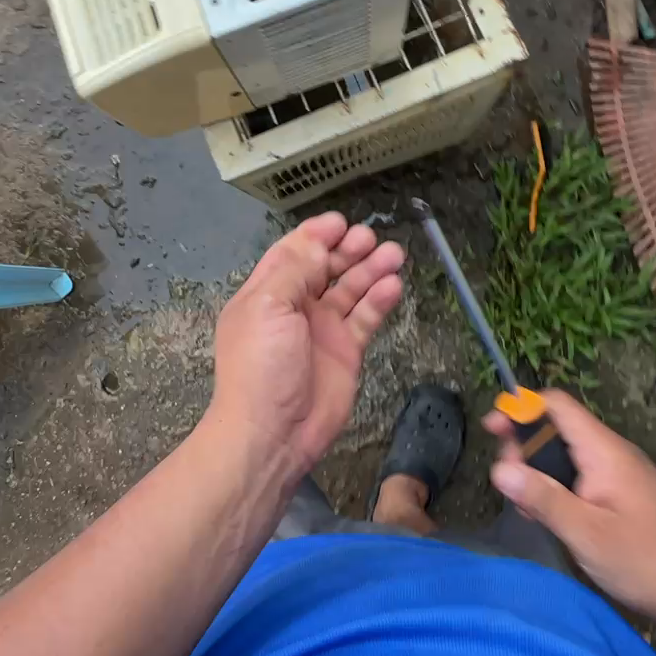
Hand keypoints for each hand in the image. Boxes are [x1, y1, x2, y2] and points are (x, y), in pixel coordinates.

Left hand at [207, 213, 404, 480]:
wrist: (272, 433)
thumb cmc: (261, 364)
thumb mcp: (267, 307)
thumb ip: (295, 271)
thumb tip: (319, 245)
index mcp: (266, 292)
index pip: (292, 253)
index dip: (315, 235)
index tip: (340, 222)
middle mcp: (294, 306)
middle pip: (325, 267)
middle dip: (347, 249)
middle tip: (370, 238)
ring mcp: (322, 329)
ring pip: (350, 289)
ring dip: (370, 269)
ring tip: (394, 253)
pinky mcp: (346, 351)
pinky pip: (366, 317)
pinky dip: (379, 300)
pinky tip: (394, 285)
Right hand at [486, 390, 655, 630]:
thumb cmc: (648, 564)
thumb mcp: (587, 535)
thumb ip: (542, 499)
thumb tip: (498, 468)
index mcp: (603, 451)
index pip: (556, 404)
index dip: (520, 408)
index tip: (493, 430)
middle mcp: (612, 452)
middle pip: (556, 427)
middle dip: (525, 448)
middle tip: (511, 485)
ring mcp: (620, 473)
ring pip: (566, 454)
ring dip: (540, 472)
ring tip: (531, 509)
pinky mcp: (624, 494)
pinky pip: (581, 474)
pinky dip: (559, 487)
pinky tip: (556, 519)